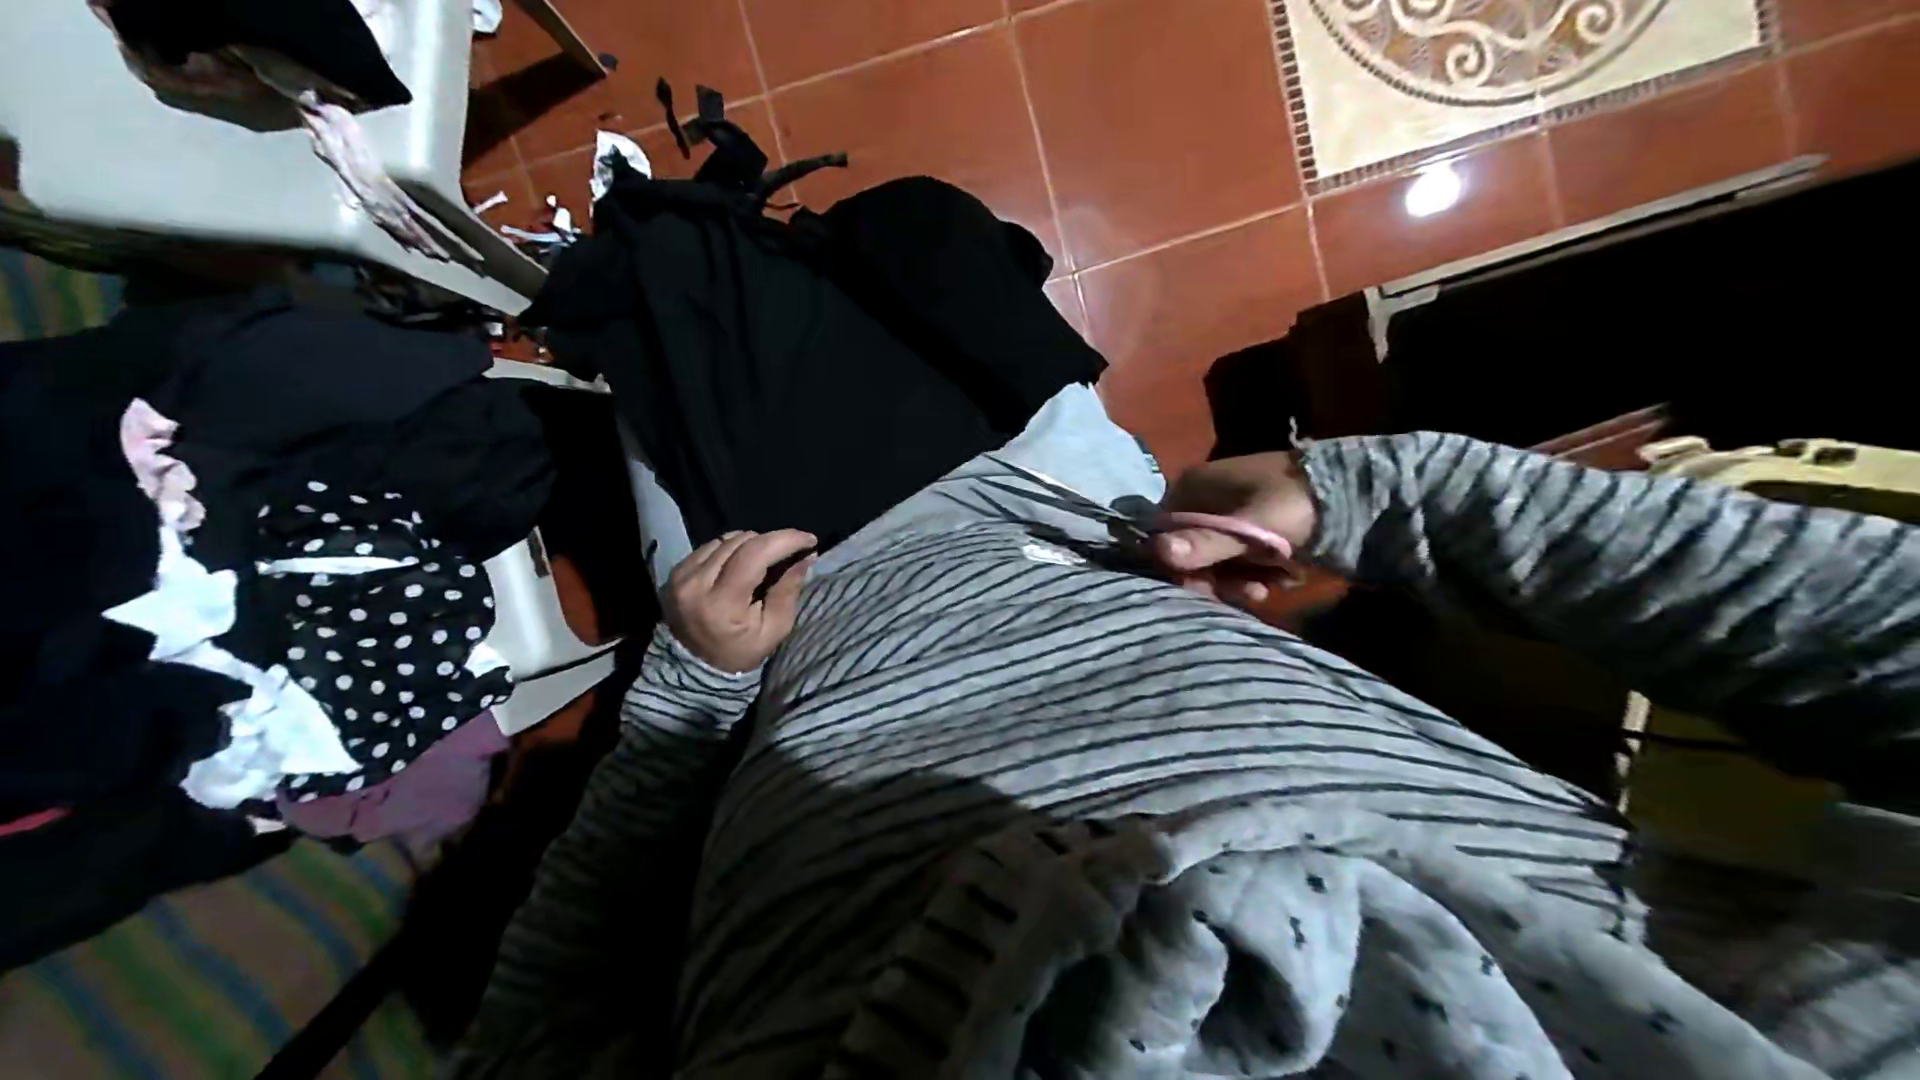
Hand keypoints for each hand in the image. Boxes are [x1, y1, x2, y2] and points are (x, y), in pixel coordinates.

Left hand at [664, 530, 817, 671]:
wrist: (694, 668)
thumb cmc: (741, 651)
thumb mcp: (774, 629)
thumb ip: (788, 591)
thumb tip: (806, 557)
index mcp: (722, 602)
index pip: (756, 554)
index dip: (786, 540)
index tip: (809, 540)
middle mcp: (696, 582)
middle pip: (742, 541)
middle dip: (773, 541)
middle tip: (792, 550)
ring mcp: (682, 575)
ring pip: (726, 539)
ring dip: (751, 544)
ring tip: (767, 557)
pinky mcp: (676, 571)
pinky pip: (711, 546)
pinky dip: (732, 549)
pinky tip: (742, 561)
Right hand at [1152, 452, 1317, 606]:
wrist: (1355, 494)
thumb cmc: (1292, 505)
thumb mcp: (1248, 527)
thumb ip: (1205, 542)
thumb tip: (1156, 551)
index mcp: (1191, 487)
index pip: (1163, 535)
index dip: (1180, 566)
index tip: (1205, 586)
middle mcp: (1203, 498)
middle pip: (1192, 551)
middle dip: (1218, 577)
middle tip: (1248, 593)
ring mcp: (1229, 512)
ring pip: (1218, 559)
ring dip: (1239, 580)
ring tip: (1267, 588)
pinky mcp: (1252, 527)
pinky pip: (1240, 557)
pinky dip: (1256, 572)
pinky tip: (1279, 577)